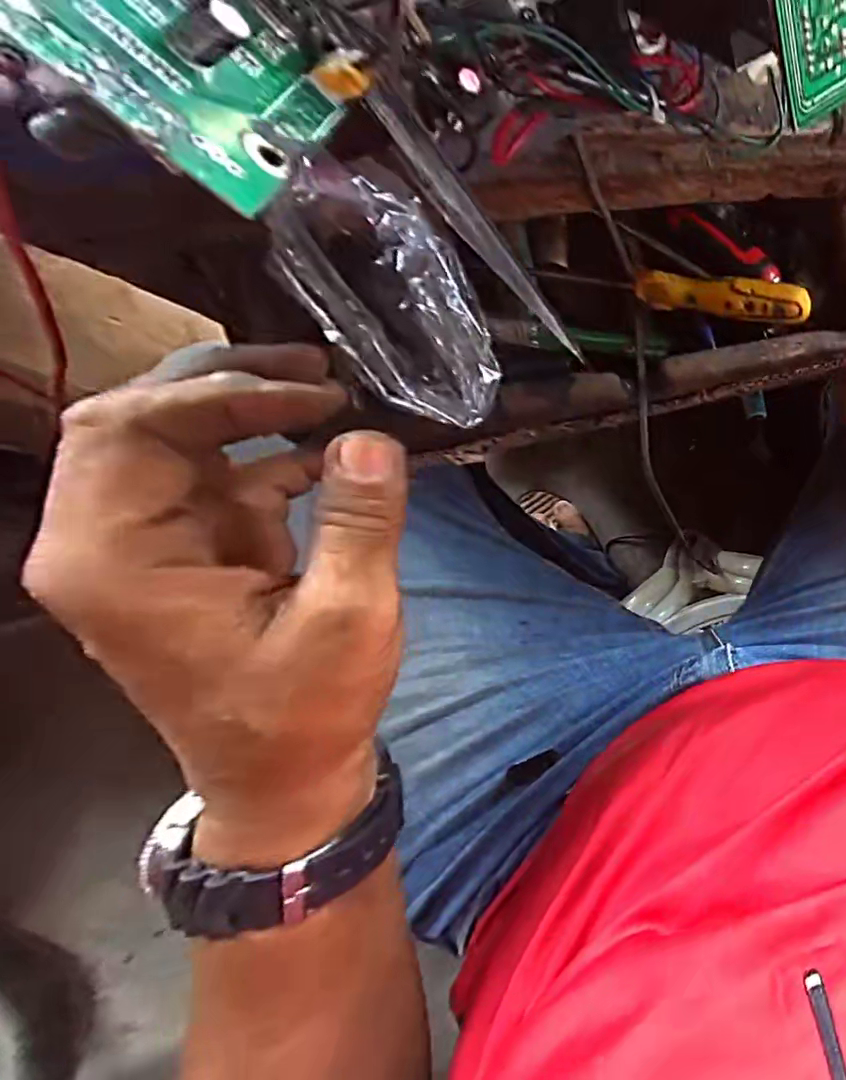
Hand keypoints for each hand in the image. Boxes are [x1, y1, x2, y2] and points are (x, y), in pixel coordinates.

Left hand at [24, 345, 408, 859]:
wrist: (283, 768)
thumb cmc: (308, 702)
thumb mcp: (348, 614)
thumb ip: (358, 523)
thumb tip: (372, 440)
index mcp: (114, 556)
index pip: (133, 432)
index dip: (228, 398)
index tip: (324, 397)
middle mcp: (109, 541)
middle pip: (135, 427)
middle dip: (224, 386)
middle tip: (315, 367)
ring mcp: (151, 548)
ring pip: (174, 449)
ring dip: (246, 414)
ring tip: (328, 393)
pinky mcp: (196, 558)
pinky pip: (221, 485)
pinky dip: (274, 459)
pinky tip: (332, 456)